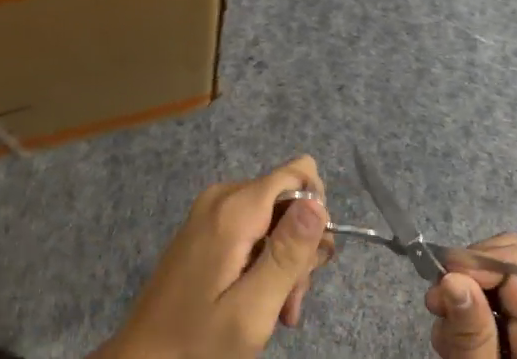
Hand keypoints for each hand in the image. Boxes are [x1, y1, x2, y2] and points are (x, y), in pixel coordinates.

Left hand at [98, 156, 334, 358]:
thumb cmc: (197, 342)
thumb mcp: (252, 309)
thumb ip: (287, 254)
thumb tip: (319, 203)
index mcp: (234, 209)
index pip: (297, 173)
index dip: (315, 213)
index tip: (310, 261)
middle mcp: (222, 197)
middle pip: (287, 200)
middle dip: (298, 248)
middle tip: (290, 300)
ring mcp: (211, 213)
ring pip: (273, 219)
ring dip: (283, 263)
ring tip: (277, 311)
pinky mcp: (205, 231)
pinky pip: (251, 231)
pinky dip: (262, 263)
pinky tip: (259, 302)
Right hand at [425, 234, 516, 358]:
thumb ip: (471, 333)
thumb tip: (451, 277)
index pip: (516, 261)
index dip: (475, 260)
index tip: (440, 281)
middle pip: (507, 262)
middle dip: (466, 274)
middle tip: (437, 307)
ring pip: (498, 282)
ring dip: (464, 295)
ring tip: (446, 333)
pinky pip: (498, 306)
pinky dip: (471, 312)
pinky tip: (459, 339)